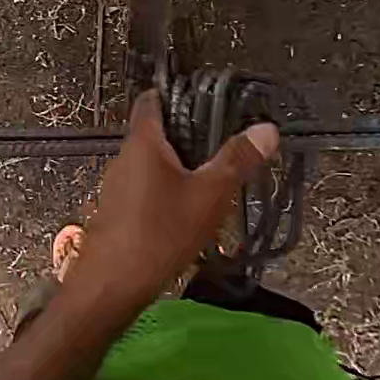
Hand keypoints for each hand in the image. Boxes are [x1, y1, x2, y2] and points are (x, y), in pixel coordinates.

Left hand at [65, 91, 278, 309]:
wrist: (112, 285)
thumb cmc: (160, 232)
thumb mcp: (209, 195)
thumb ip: (237, 160)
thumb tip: (266, 129)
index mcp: (142, 142)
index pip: (151, 100)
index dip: (177, 94)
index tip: (207, 102)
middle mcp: (123, 159)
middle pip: (155, 134)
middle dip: (187, 137)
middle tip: (222, 146)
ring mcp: (115, 187)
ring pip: (150, 165)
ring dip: (178, 168)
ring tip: (211, 182)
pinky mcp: (115, 212)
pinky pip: (143, 190)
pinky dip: (165, 192)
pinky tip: (185, 214)